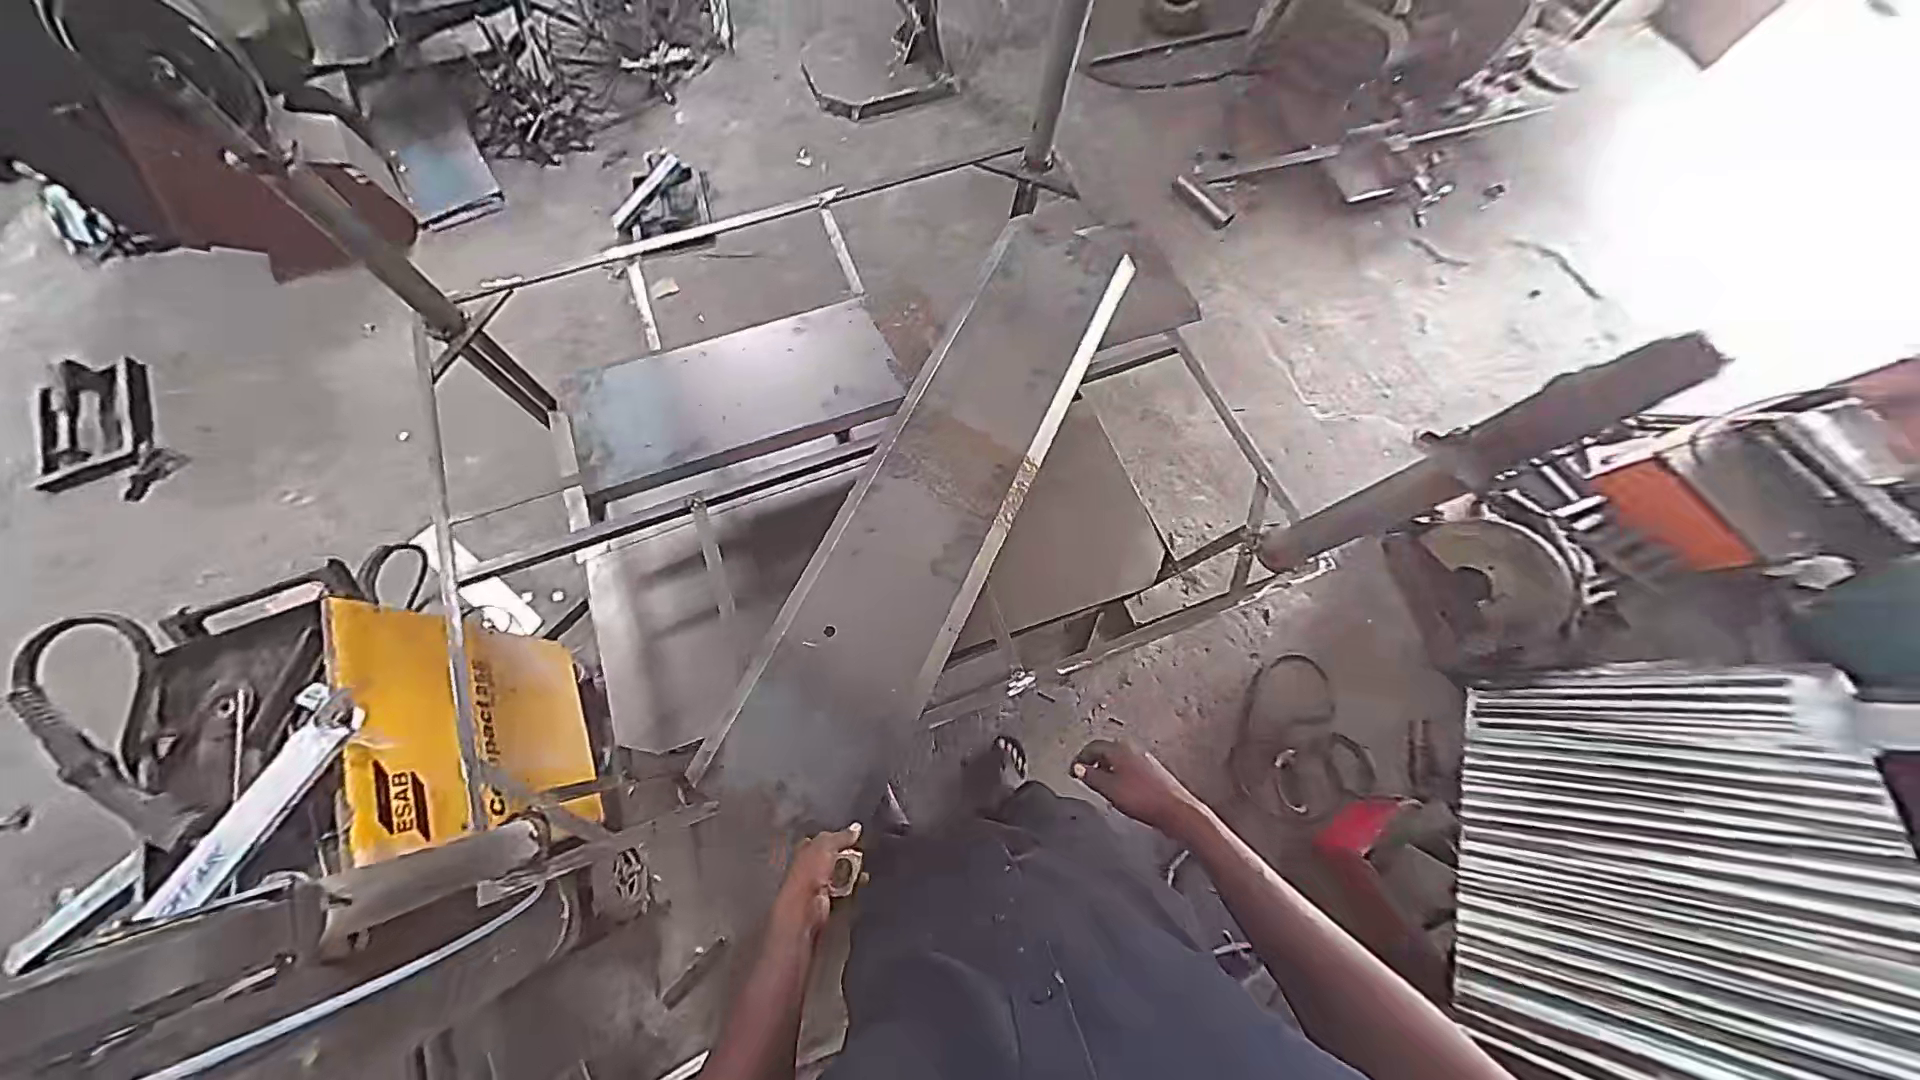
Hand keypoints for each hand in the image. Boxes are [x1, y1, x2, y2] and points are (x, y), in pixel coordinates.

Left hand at [771, 823, 860, 942]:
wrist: (805, 906)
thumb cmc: (811, 869)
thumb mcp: (826, 845)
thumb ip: (842, 836)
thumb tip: (857, 827)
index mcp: (806, 848)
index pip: (823, 838)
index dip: (837, 836)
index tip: (854, 835)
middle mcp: (811, 864)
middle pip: (834, 854)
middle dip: (848, 852)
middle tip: (863, 850)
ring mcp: (820, 882)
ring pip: (841, 871)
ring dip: (853, 869)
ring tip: (865, 865)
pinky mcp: (829, 897)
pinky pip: (845, 886)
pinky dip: (854, 883)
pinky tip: (863, 879)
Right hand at [1073, 740, 1206, 836]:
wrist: (1177, 811)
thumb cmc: (1144, 799)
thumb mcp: (1109, 789)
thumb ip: (1091, 776)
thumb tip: (1078, 768)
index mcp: (1119, 749)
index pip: (1092, 747)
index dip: (1080, 759)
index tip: (1073, 770)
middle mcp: (1132, 749)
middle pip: (1106, 750)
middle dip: (1093, 762)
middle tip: (1084, 775)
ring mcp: (1145, 759)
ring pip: (1118, 759)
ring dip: (1106, 769)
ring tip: (1100, 784)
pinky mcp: (1153, 772)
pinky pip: (1129, 767)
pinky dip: (1119, 774)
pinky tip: (1121, 789)